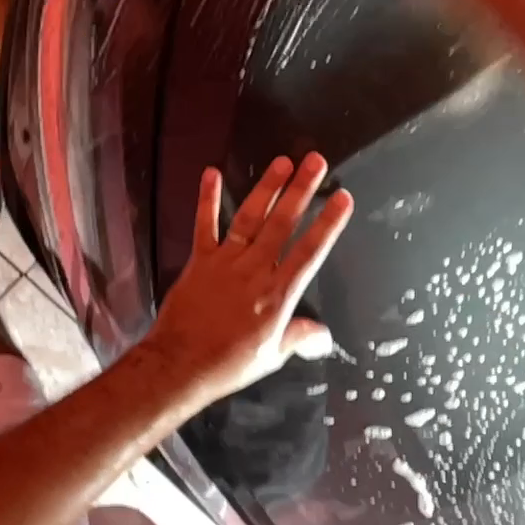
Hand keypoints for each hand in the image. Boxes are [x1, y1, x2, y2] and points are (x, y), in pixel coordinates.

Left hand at [143, 153, 354, 403]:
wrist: (181, 364)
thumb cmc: (229, 364)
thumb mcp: (272, 356)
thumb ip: (299, 338)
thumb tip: (324, 335)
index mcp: (278, 295)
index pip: (311, 252)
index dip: (329, 224)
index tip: (342, 198)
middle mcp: (255, 270)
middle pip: (283, 224)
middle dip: (302, 190)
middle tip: (316, 161)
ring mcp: (226, 261)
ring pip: (250, 217)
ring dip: (267, 187)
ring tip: (282, 162)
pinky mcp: (200, 259)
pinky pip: (204, 225)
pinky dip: (208, 199)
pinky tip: (211, 173)